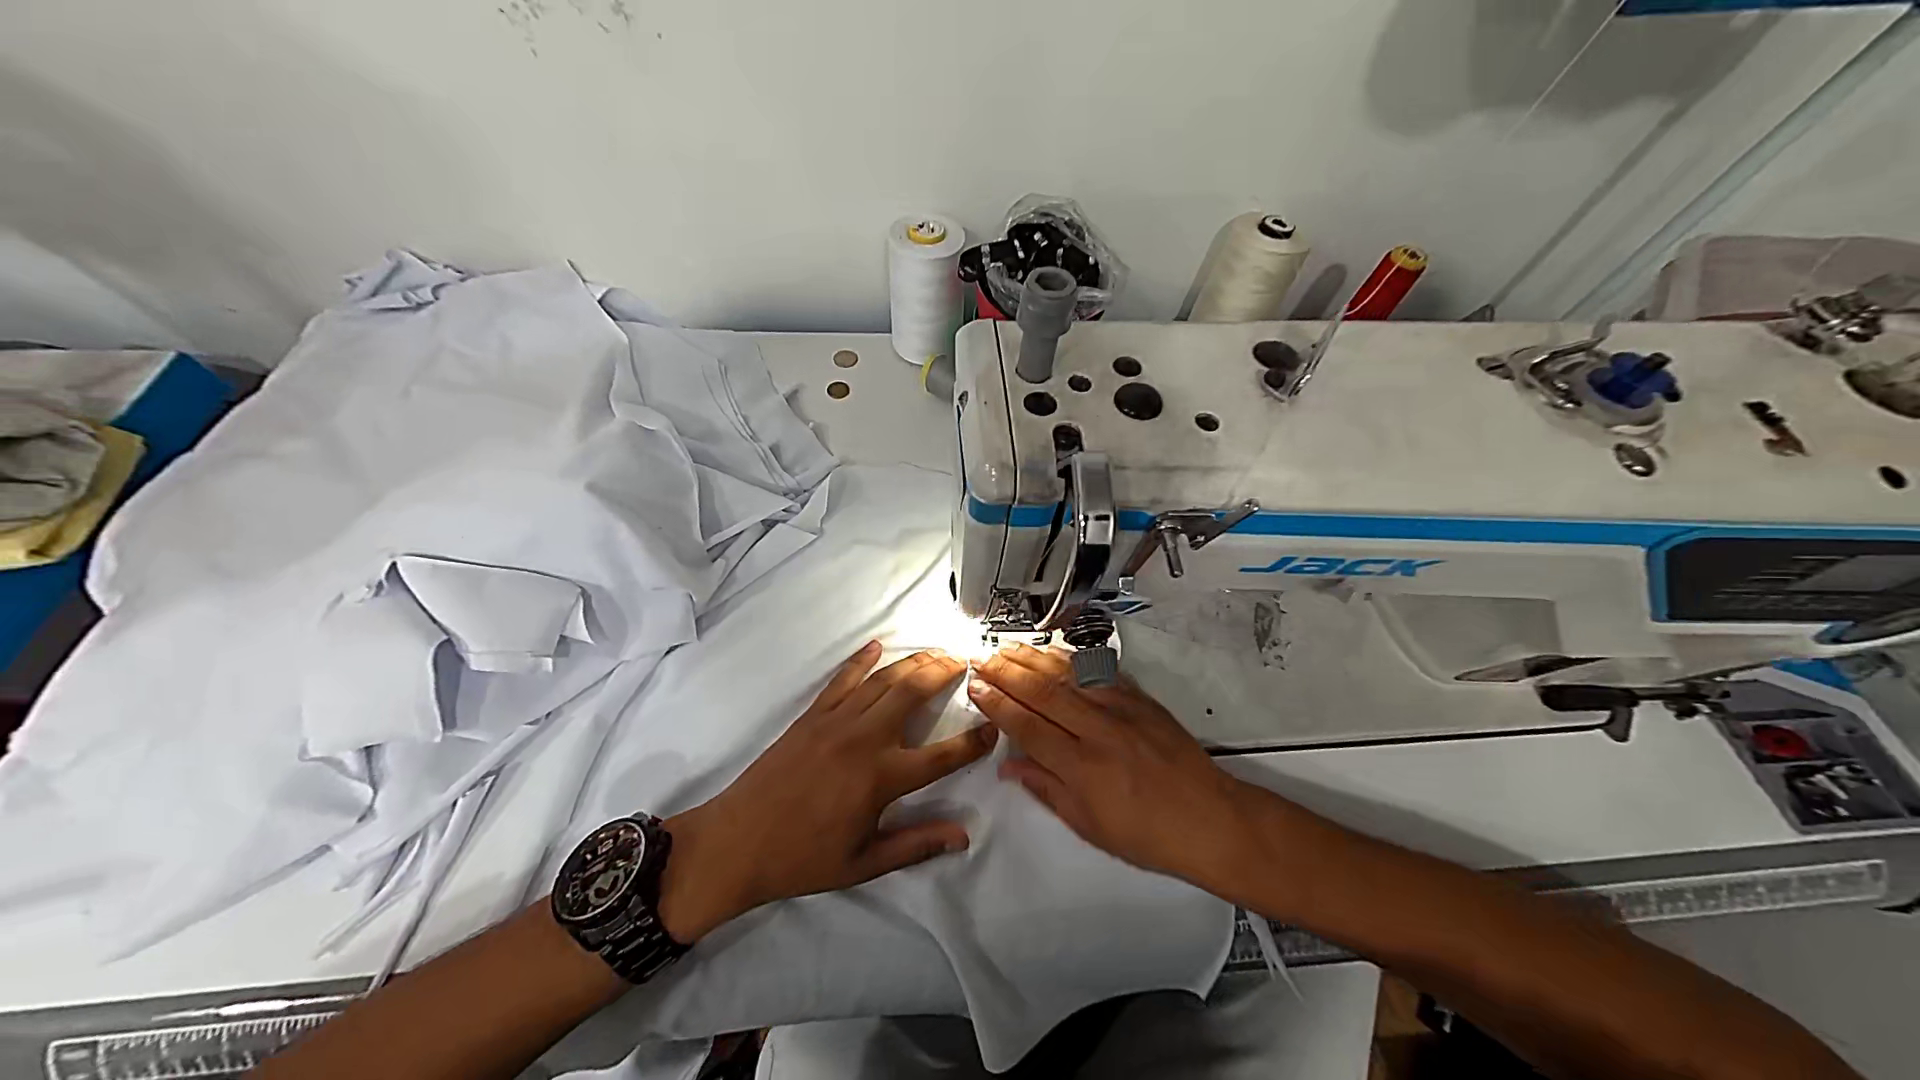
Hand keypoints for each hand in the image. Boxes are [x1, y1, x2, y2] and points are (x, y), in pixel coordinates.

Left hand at [657, 643, 995, 941]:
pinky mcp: (811, 716)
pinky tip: (876, 646)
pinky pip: (842, 680)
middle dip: (944, 671)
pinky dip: (861, 661)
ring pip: (883, 680)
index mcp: (882, 779)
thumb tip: (963, 836)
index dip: (973, 742)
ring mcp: (836, 722)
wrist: (736, 842)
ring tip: (936, 652)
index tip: (993, 728)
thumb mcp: (864, 863)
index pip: (942, 756)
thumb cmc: (803, 858)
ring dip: (913, 662)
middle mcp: (864, 740)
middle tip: (965, 660)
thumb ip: (916, 845)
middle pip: (914, 693)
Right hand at [967, 644, 1257, 891]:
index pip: (1028, 726)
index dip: (997, 705)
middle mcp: (1099, 731)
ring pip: (1069, 674)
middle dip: (1006, 672)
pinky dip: (1070, 658)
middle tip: (981, 659)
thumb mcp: (1089, 825)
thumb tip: (1009, 766)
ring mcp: (1122, 710)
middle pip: (1043, 692)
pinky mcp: (1140, 700)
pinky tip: (1052, 651)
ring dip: (1033, 658)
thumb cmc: (1148, 835)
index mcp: (1082, 767)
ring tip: (1006, 648)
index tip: (976, 688)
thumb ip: (1046, 788)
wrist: (1211, 819)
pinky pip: (1098, 672)